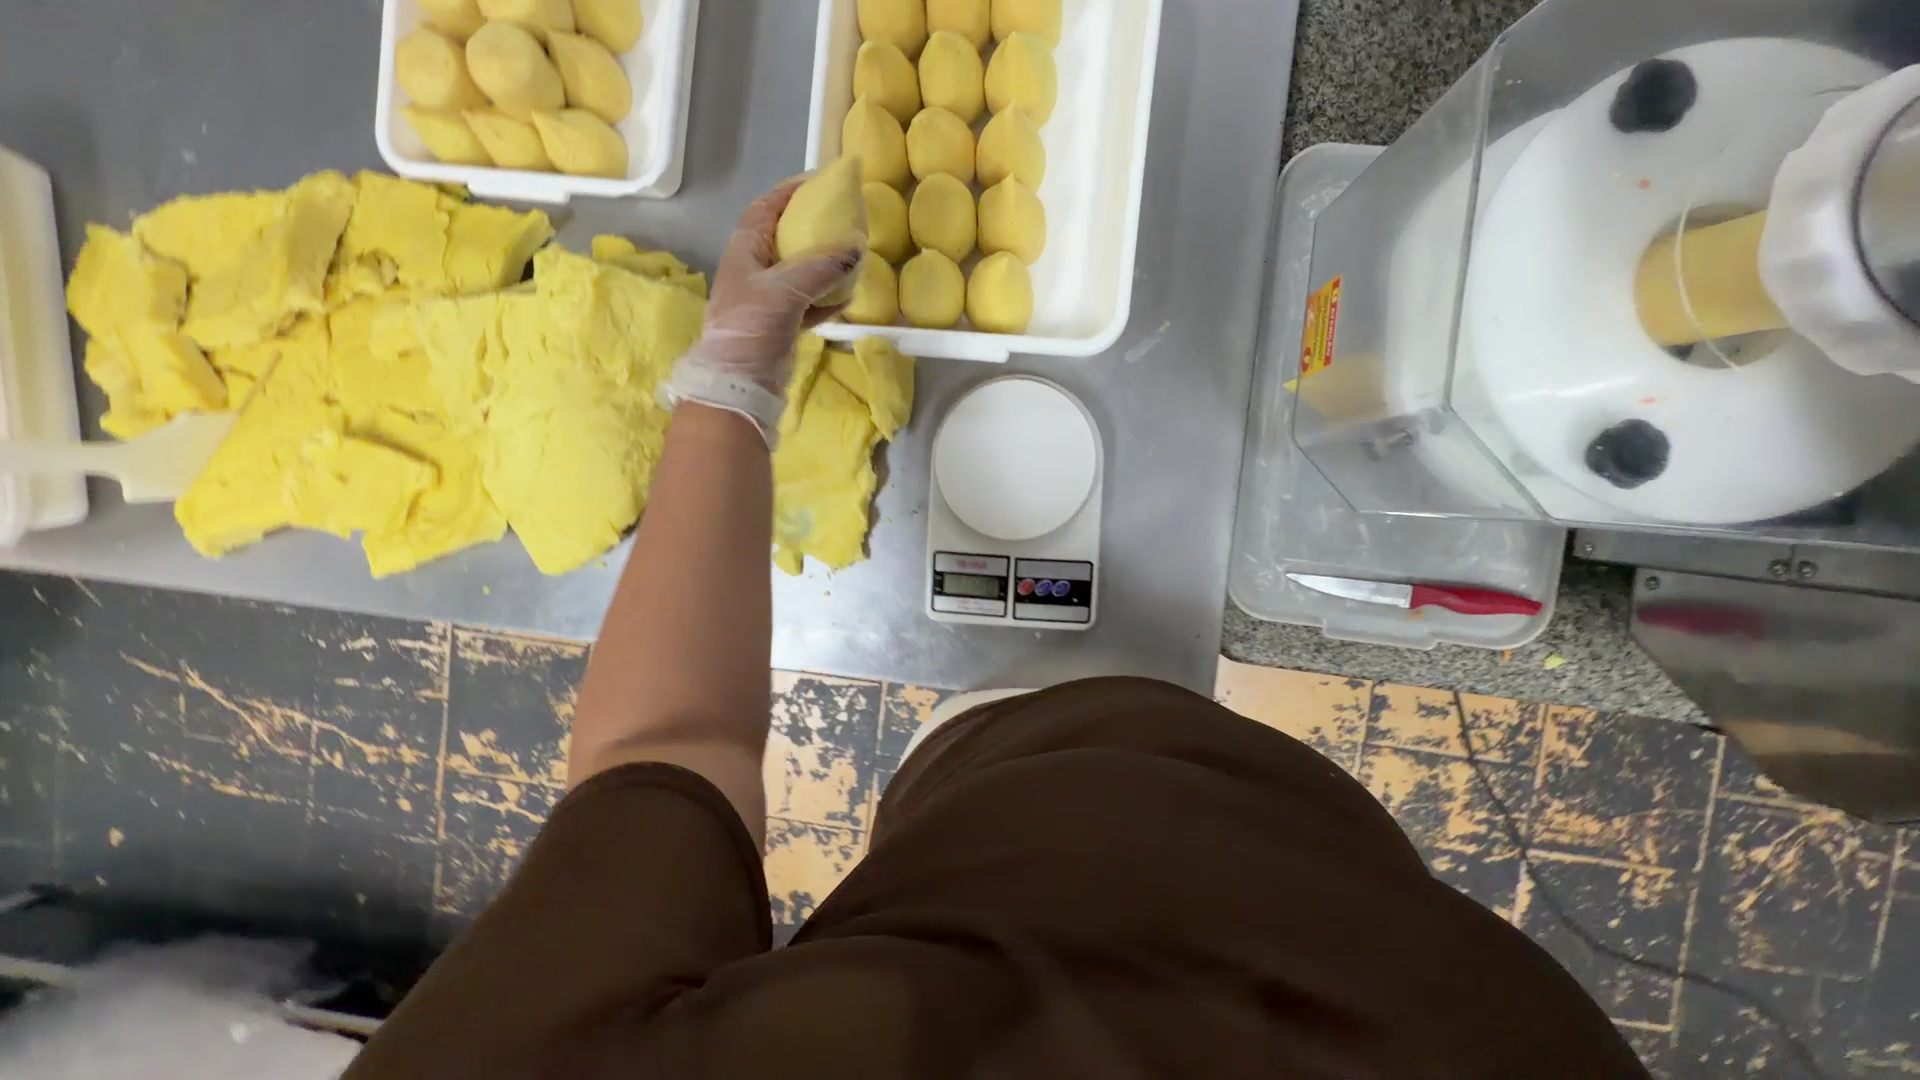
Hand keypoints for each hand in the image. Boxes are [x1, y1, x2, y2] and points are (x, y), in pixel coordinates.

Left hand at [691, 178, 863, 396]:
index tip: (817, 183)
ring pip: (800, 272)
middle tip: (841, 218)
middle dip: (811, 228)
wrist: (740, 381)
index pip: (765, 210)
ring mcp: (768, 300)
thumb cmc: (752, 325)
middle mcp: (754, 271)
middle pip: (784, 238)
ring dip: (824, 264)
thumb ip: (822, 267)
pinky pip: (809, 302)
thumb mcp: (786, 289)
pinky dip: (827, 298)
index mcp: (744, 251)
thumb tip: (856, 249)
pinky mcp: (782, 325)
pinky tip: (847, 295)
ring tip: (851, 254)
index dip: (788, 193)